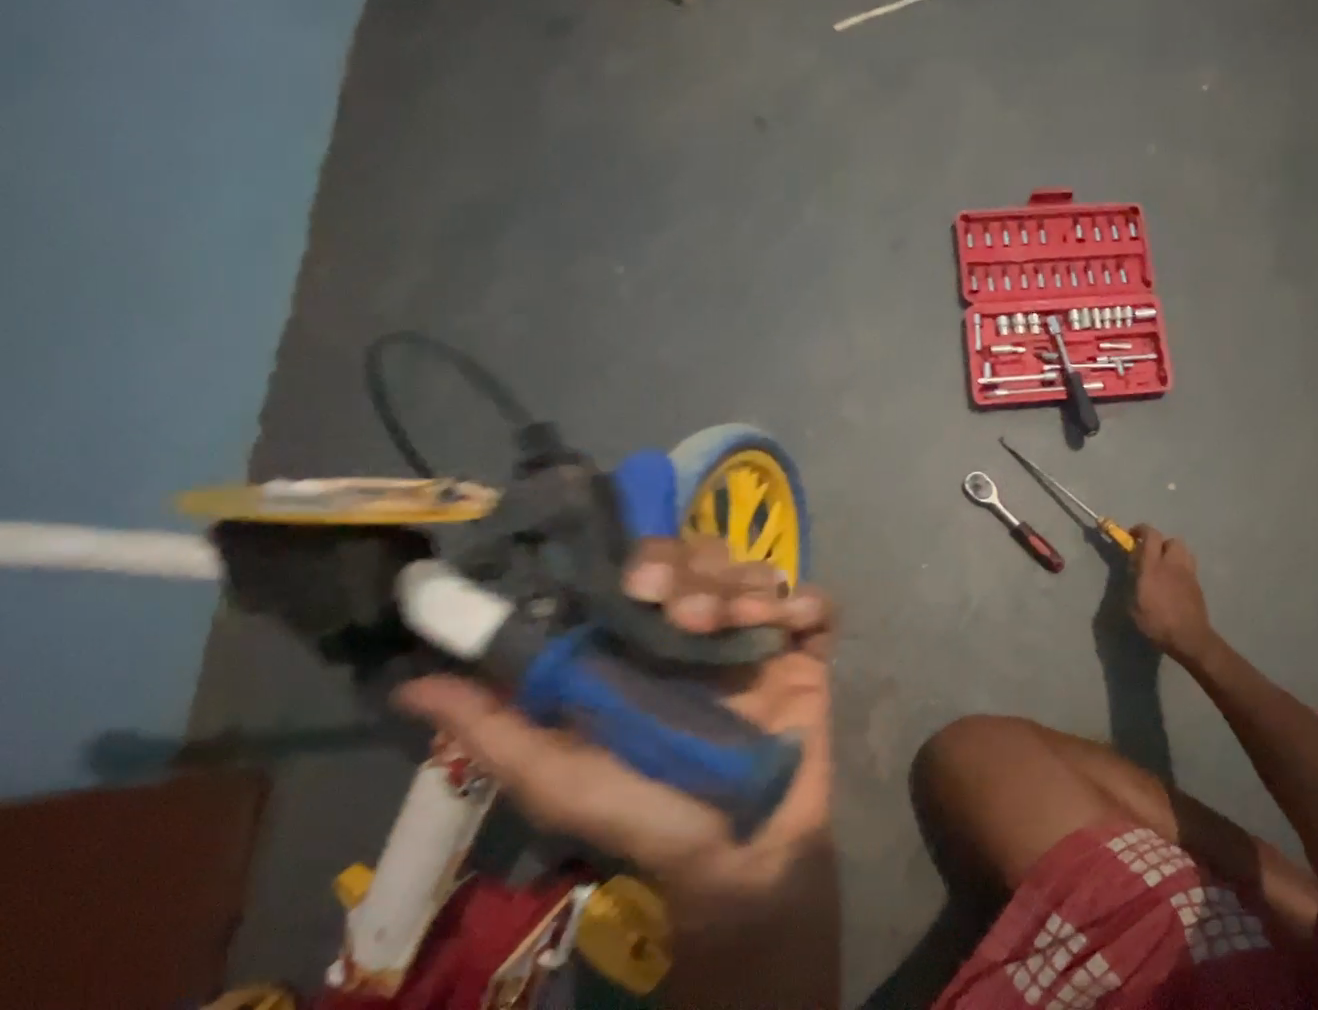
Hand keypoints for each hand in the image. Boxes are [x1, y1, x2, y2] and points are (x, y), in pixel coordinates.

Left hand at [391, 535, 831, 897]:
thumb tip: (406, 683)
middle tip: (683, 611)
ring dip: (746, 587)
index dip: (643, 557)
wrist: (737, 855)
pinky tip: (790, 625)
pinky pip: (817, 606)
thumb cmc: (644, 814)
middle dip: (694, 569)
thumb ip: (493, 729)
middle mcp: (697, 631)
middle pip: (704, 555)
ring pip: (755, 572)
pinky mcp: (806, 659)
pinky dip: (807, 601)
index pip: (643, 568)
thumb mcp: (559, 776)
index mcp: (640, 643)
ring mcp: (754, 642)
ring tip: (739, 629)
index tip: (638, 583)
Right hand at [1129, 525, 1214, 657]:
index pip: (1151, 536)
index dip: (1141, 530)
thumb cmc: (1157, 623)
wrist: (1188, 637)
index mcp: (1153, 567)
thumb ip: (1134, 584)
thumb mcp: (1134, 606)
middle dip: (1160, 543)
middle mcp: (1172, 565)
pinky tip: (1174, 583)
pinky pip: (1189, 566)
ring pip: (1183, 551)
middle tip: (1151, 555)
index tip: (1132, 535)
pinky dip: (1180, 568)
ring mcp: (1188, 573)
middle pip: (1171, 540)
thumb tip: (1135, 572)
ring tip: (1164, 567)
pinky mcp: (1197, 584)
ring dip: (1173, 553)